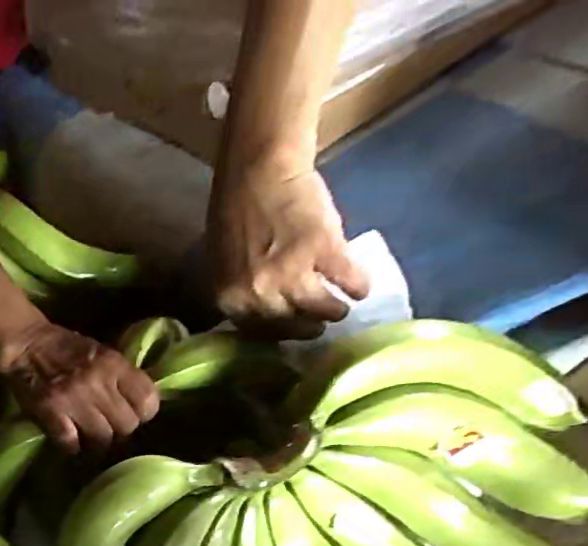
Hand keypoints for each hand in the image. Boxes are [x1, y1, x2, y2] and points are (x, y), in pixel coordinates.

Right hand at [0, 320, 158, 453]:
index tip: (136, 414)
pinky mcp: (50, 412)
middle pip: (127, 425)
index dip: (145, 412)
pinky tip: (71, 440)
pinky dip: (73, 446)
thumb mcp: (103, 353)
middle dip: (121, 430)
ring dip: (98, 441)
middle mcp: (97, 382)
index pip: (147, 399)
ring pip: (102, 437)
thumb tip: (142, 406)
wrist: (26, 344)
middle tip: (112, 428)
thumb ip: (122, 377)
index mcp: (113, 364)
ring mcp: (73, 399)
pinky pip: (71, 443)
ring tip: (91, 437)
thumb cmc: (67, 349)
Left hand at [210, 159, 368, 338]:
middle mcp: (259, 295)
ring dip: (335, 310)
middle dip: (310, 326)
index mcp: (231, 300)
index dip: (283, 332)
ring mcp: (292, 275)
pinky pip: (349, 280)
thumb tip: (267, 311)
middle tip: (321, 323)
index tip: (296, 330)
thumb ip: (242, 291)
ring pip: (322, 308)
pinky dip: (359, 285)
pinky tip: (361, 286)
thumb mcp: (225, 265)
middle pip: (293, 325)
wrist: (257, 170)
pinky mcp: (324, 252)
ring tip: (342, 306)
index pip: (261, 333)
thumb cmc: (236, 213)